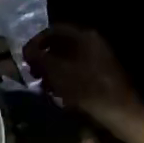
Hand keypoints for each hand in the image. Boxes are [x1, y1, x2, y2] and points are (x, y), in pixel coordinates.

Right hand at [23, 25, 143, 124]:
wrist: (119, 111)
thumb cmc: (87, 88)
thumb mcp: (57, 71)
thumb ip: (39, 58)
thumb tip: (26, 50)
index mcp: (85, 36)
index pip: (53, 30)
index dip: (35, 42)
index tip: (24, 57)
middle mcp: (93, 43)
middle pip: (61, 44)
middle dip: (43, 58)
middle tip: (32, 72)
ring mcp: (99, 59)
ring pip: (68, 59)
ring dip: (52, 70)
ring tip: (42, 85)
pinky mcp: (101, 75)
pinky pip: (77, 71)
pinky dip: (64, 79)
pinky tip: (57, 93)